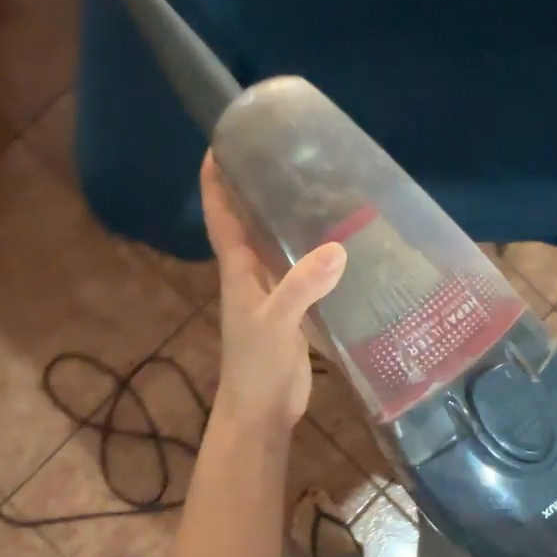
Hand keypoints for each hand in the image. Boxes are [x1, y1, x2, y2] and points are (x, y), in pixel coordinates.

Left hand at [200, 153, 346, 428]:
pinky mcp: (294, 309)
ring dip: (287, 218)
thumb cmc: (255, 366)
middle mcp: (251, 274)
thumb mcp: (275, 322)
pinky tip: (341, 242)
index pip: (220, 216)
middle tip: (284, 154)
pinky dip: (315, 252)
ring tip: (317, 186)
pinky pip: (302, 270)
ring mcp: (272, 292)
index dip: (215, 182)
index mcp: (237, 270)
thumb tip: (338, 248)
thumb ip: (301, 286)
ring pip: (276, 244)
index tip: (219, 144)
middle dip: (256, 189)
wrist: (262, 412)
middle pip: (249, 223)